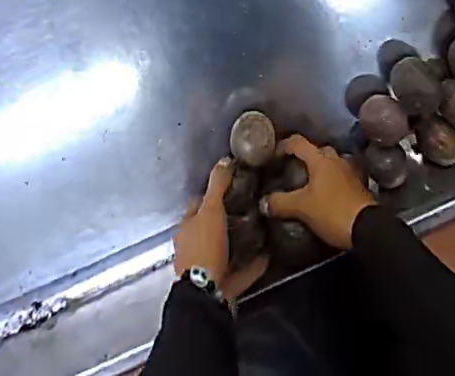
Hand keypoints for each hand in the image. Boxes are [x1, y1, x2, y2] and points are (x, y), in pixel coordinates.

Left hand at [173, 159, 268, 299]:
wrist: (206, 295)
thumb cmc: (205, 247)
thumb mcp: (211, 210)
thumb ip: (217, 186)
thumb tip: (224, 160)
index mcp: (187, 227)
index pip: (198, 203)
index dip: (213, 193)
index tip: (232, 185)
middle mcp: (193, 246)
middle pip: (212, 227)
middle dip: (228, 218)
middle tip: (251, 207)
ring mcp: (207, 267)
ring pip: (225, 250)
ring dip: (239, 242)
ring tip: (260, 230)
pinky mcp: (222, 285)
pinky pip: (239, 271)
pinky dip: (252, 264)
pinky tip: (267, 256)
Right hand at [259, 135, 375, 250]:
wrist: (368, 229)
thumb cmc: (332, 211)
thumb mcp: (302, 208)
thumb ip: (280, 203)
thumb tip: (263, 202)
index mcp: (320, 159)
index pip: (298, 142)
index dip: (284, 145)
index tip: (274, 155)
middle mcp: (335, 160)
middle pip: (317, 150)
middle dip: (305, 157)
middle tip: (293, 168)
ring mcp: (349, 172)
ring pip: (331, 163)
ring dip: (320, 169)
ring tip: (309, 182)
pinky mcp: (358, 186)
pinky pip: (340, 176)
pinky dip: (331, 180)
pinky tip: (325, 194)